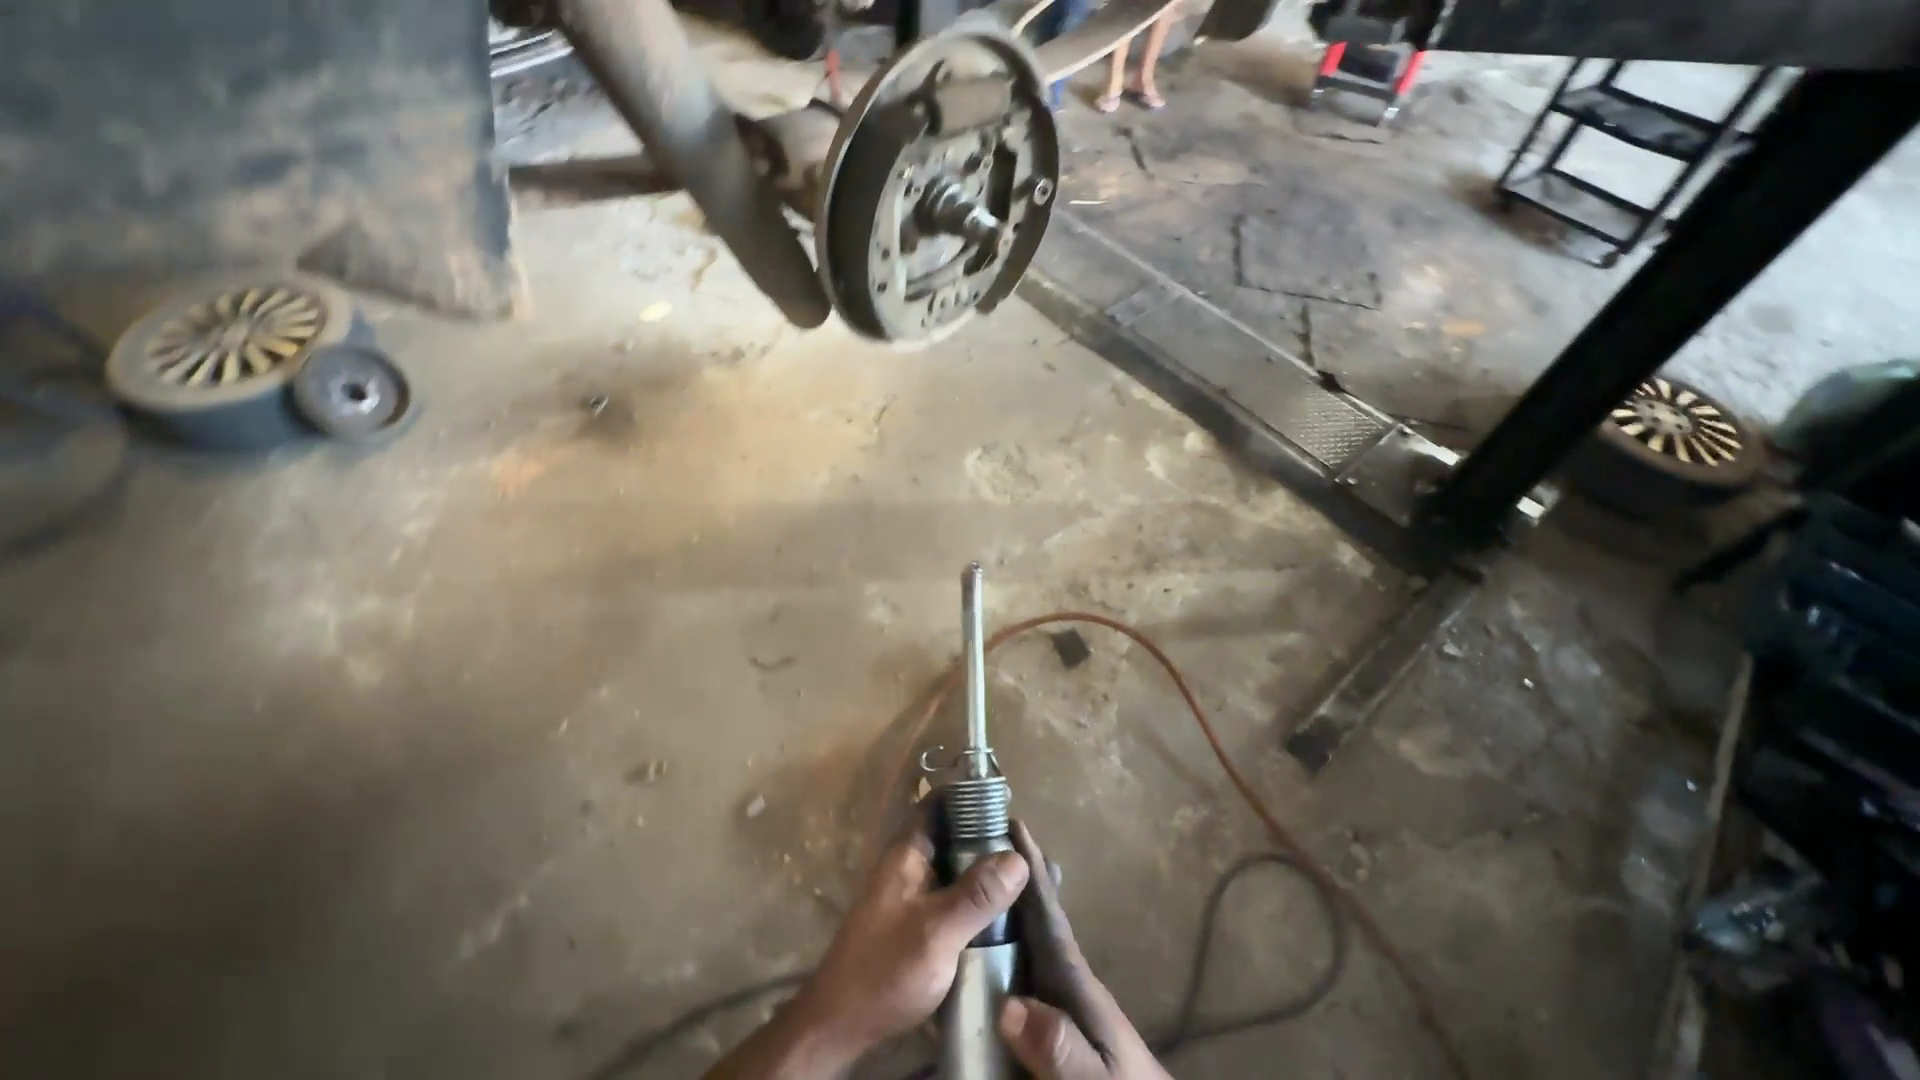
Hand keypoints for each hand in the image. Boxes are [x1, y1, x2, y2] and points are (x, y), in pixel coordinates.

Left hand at [794, 805, 1030, 1059]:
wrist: (842, 1024)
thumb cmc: (885, 970)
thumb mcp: (936, 932)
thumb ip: (976, 895)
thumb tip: (1019, 856)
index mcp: (907, 854)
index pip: (938, 804)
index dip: (971, 797)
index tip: (1011, 805)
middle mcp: (909, 867)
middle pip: (953, 837)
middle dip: (991, 840)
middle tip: (1036, 852)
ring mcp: (913, 897)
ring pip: (957, 870)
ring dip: (989, 873)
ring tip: (1034, 880)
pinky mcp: (920, 925)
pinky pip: (956, 898)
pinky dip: (981, 899)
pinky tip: (1010, 914)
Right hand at [1000, 822, 1172, 1079]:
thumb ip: (1060, 1046)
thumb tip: (1008, 1005)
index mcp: (1075, 985)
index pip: (1049, 916)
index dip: (1031, 871)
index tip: (1013, 825)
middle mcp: (1063, 984)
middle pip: (1033, 921)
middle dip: (1011, 880)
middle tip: (982, 838)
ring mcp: (1057, 1003)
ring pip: (1023, 946)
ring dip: (1000, 912)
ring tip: (973, 881)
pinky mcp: (1049, 1025)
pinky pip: (1015, 976)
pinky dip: (997, 952)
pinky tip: (976, 951)